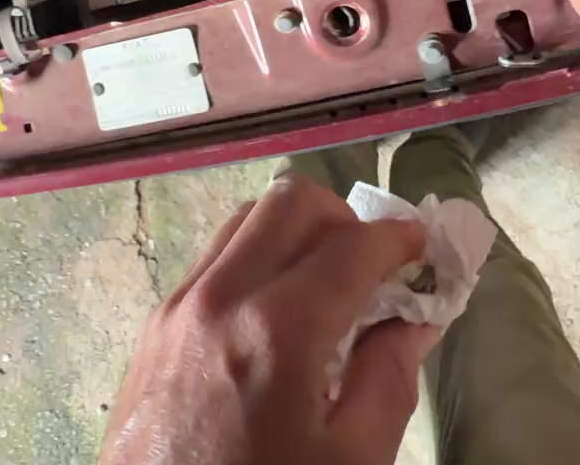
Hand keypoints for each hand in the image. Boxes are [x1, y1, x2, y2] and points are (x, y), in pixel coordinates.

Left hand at [98, 176, 437, 464]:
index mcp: (275, 333)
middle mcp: (221, 295)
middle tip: (369, 263)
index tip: (422, 243)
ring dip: (295, 230)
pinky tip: (274, 308)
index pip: (350, 247)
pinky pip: (215, 253)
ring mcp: (179, 301)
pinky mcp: (156, 319)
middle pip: (290, 200)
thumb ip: (388, 379)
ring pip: (248, 217)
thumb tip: (413, 317)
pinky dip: (256, 255)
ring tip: (322, 282)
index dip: (397, 237)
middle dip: (342, 217)